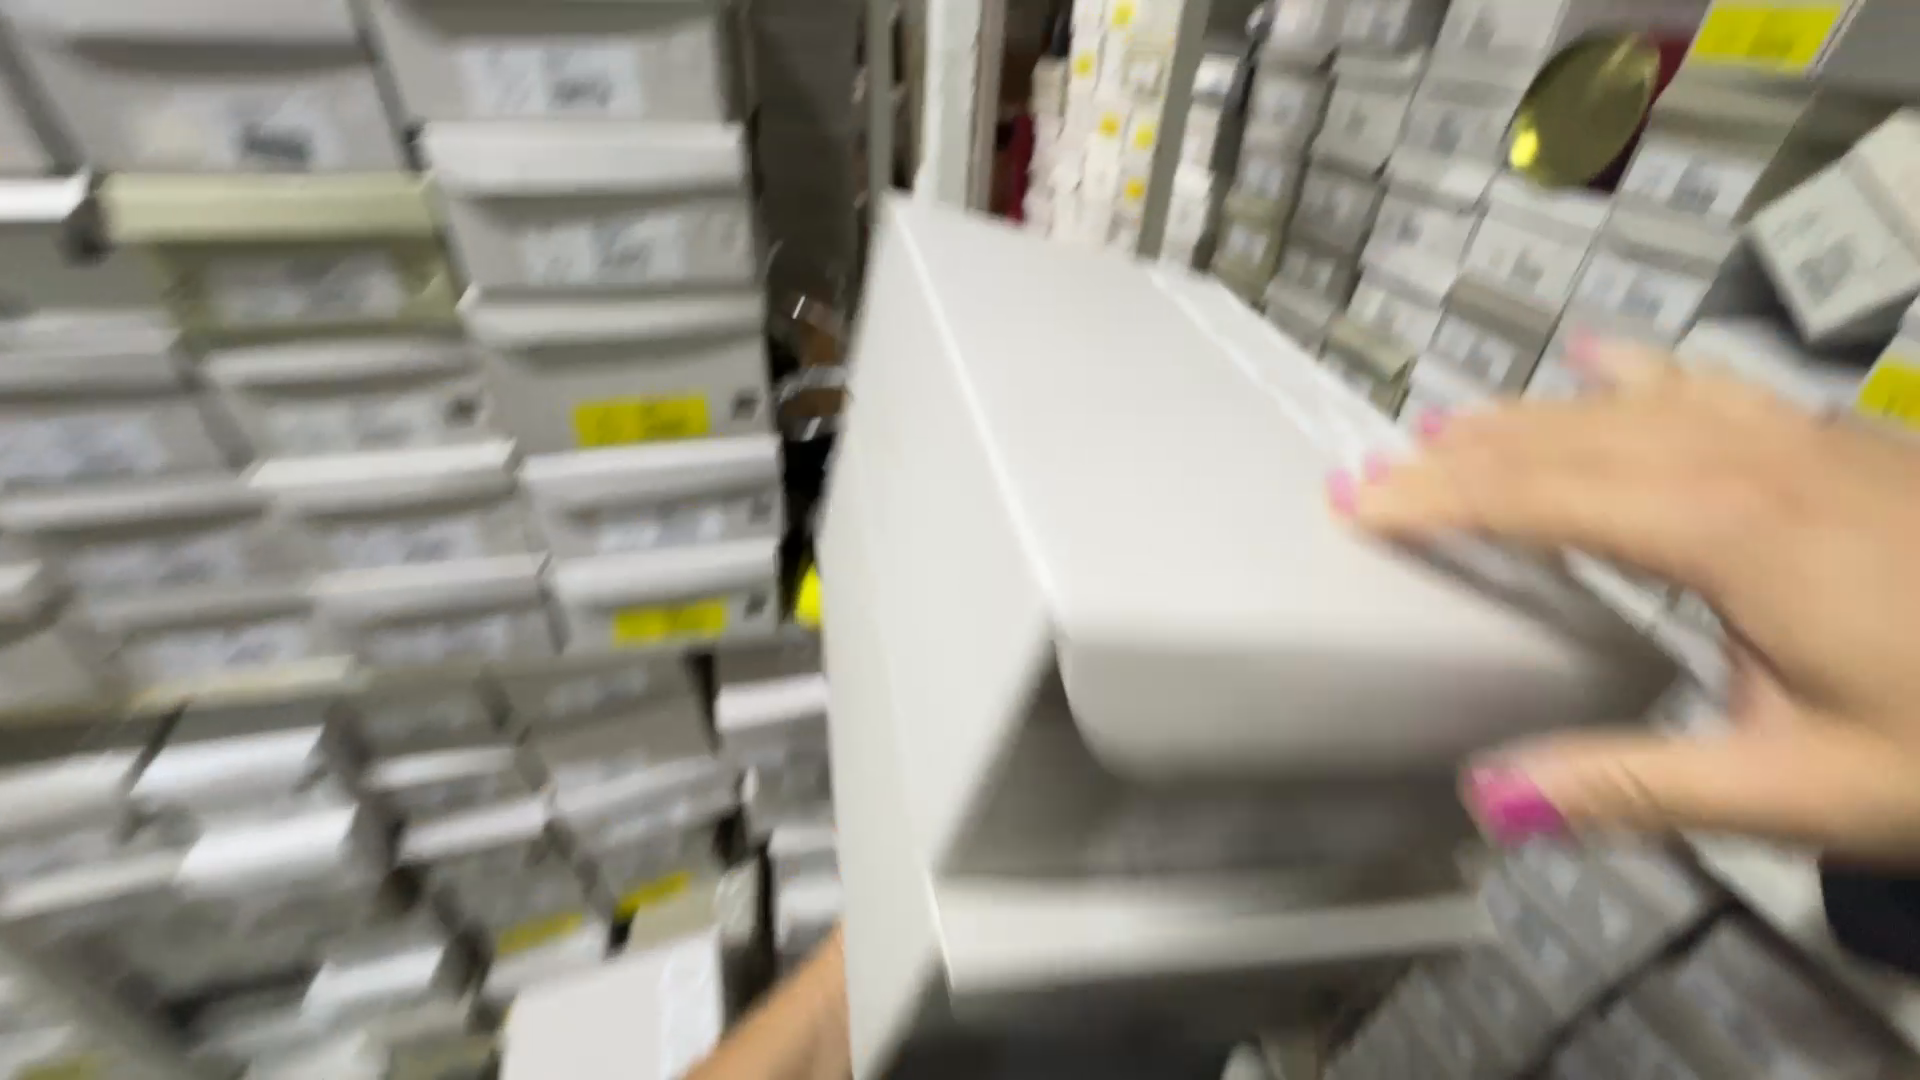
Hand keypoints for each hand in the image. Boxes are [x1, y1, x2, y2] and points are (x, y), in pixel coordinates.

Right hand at [1338, 338, 1919, 864]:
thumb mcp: (1808, 789)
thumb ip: (1637, 788)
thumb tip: (1485, 800)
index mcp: (1723, 529)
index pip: (1535, 496)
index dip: (1434, 497)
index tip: (1353, 502)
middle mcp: (1744, 461)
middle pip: (1559, 440)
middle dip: (1451, 457)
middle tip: (1368, 473)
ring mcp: (1794, 438)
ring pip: (1617, 406)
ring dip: (1515, 419)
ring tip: (1439, 431)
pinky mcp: (1830, 441)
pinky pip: (1703, 385)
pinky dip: (1628, 372)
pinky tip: (1592, 357)